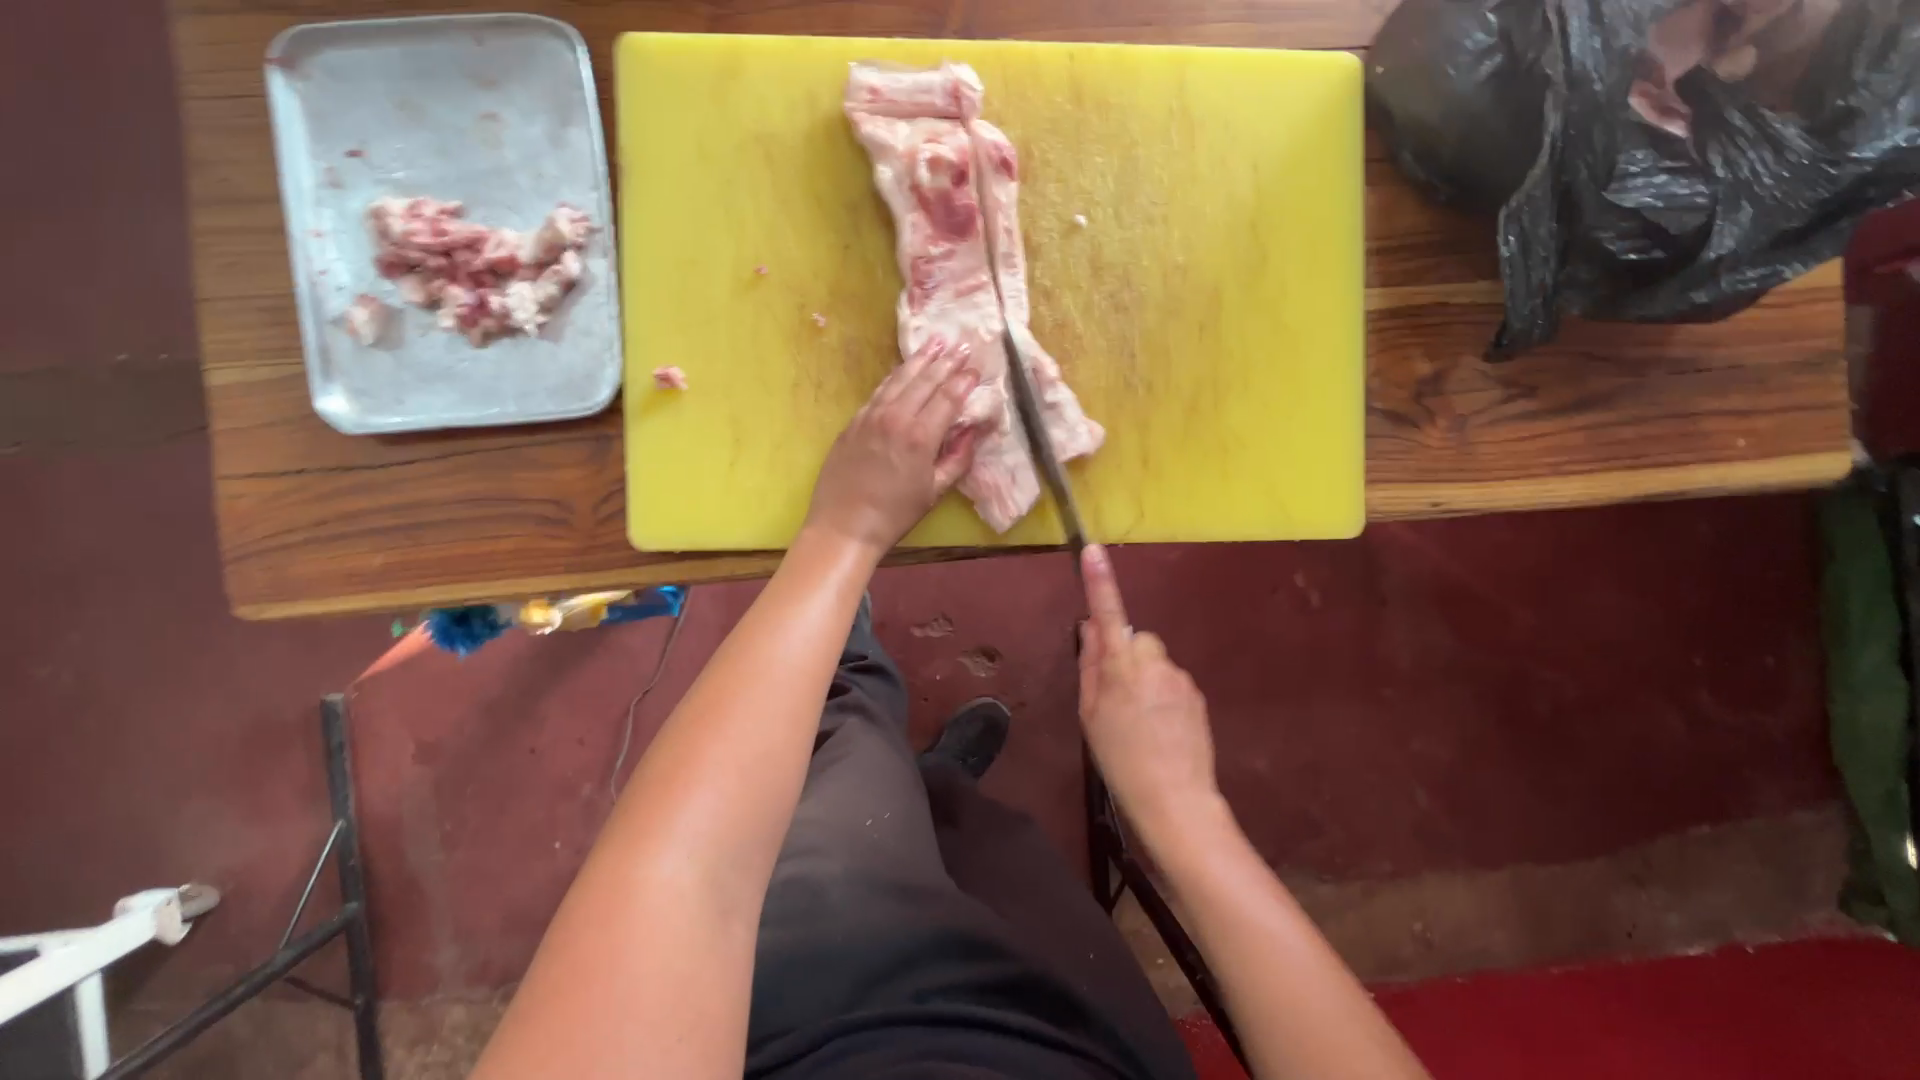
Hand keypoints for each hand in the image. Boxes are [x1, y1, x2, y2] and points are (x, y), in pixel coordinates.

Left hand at [805, 341, 979, 556]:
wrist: (844, 525)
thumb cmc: (894, 515)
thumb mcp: (934, 491)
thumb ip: (958, 458)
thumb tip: (974, 431)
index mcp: (920, 437)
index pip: (947, 397)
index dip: (963, 381)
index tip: (976, 368)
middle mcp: (895, 418)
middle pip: (924, 380)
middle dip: (946, 361)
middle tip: (961, 345)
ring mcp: (870, 417)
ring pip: (898, 380)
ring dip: (919, 360)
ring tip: (935, 343)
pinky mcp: (853, 422)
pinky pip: (878, 392)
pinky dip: (894, 378)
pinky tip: (902, 371)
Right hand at [1078, 544, 1220, 835]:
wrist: (1175, 798)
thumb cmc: (1120, 759)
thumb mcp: (1090, 715)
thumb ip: (1090, 666)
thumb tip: (1091, 628)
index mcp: (1121, 667)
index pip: (1107, 614)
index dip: (1099, 582)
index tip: (1093, 549)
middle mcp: (1154, 662)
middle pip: (1135, 640)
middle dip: (1124, 656)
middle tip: (1113, 699)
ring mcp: (1180, 677)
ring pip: (1154, 661)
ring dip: (1144, 678)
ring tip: (1138, 722)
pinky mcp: (1197, 694)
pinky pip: (1171, 680)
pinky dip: (1162, 695)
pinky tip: (1159, 729)